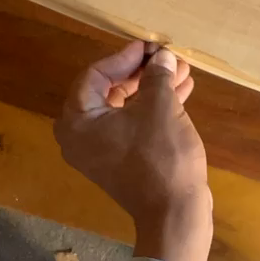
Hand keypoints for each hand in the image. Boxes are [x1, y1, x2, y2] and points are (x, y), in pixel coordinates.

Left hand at [55, 41, 211, 260]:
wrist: (174, 213)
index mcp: (78, 122)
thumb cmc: (161, 157)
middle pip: (109, 90)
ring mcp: (100, 152)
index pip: (95, 75)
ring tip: (182, 70)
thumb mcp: (160, 107)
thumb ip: (157, 75)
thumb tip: (161, 57)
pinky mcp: (121, 162)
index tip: (151, 47)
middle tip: (167, 57)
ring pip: (124, 108)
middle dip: (142, 72)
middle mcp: (80, 137)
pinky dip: (153, 109)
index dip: (125, 57)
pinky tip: (181, 91)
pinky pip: (132, 126)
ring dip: (152, 88)